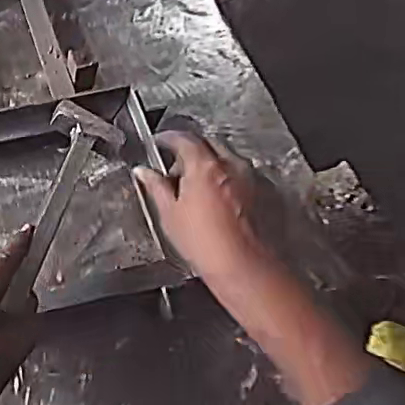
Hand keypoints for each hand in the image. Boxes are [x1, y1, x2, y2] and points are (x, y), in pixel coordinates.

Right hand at [133, 132, 283, 290]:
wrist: (242, 266)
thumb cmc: (205, 243)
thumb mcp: (169, 213)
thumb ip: (155, 186)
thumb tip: (144, 172)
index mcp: (204, 166)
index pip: (184, 139)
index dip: (168, 138)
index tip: (159, 142)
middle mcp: (231, 165)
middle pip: (208, 143)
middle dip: (190, 149)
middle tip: (174, 166)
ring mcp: (249, 178)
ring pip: (226, 157)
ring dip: (209, 162)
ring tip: (194, 185)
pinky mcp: (261, 193)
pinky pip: (239, 174)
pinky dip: (225, 177)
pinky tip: (214, 198)